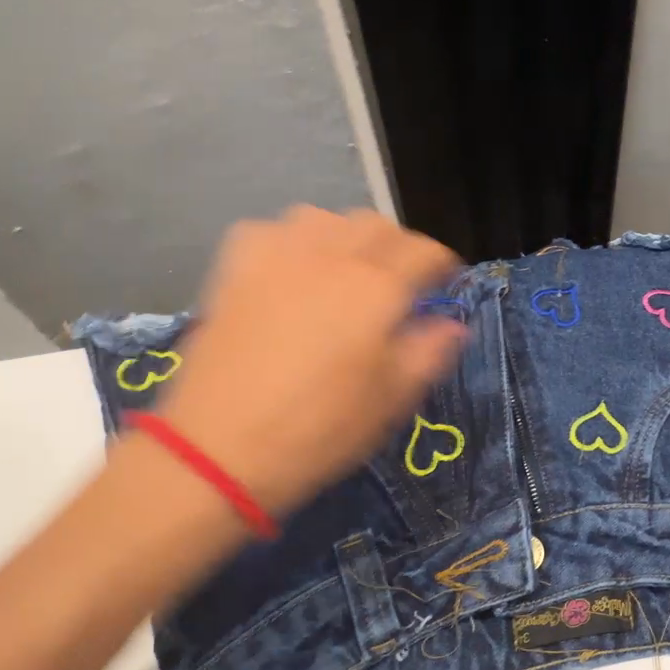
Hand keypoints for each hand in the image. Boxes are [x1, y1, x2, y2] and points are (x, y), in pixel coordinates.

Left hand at [154, 207, 464, 512]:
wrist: (217, 451)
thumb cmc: (319, 430)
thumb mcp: (392, 400)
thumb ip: (430, 352)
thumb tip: (452, 324)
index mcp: (379, 288)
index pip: (426, 251)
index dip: (443, 265)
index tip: (444, 286)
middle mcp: (332, 258)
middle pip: (377, 225)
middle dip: (398, 247)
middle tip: (399, 281)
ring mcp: (278, 258)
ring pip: (324, 217)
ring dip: (344, 236)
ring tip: (345, 269)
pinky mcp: (235, 270)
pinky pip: (270, 229)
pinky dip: (289, 241)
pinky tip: (291, 270)